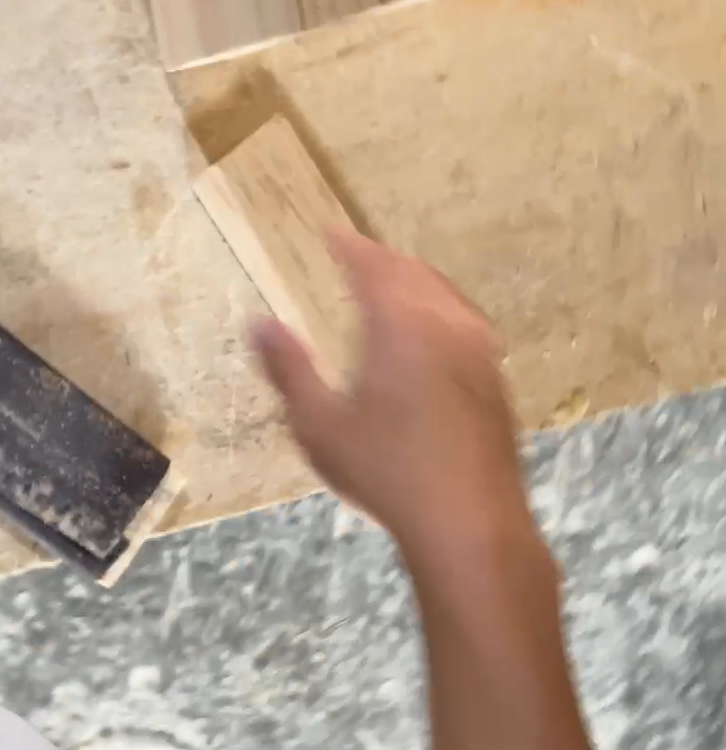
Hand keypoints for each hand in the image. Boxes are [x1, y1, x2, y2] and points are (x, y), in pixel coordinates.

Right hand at [252, 230, 534, 565]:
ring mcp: (478, 356)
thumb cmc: (381, 468)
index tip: (331, 232)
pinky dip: (437, 305)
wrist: (465, 517)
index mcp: (401, 334)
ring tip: (390, 279)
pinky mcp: (491, 381)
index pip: (376, 273)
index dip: (352, 249)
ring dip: (415, 280)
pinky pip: (463, 320)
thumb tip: (259, 322)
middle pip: (417, 278)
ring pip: (447, 297)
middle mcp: (447, 332)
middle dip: (384, 260)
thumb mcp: (316, 423)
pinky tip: (429, 326)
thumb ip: (289, 368)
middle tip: (356, 251)